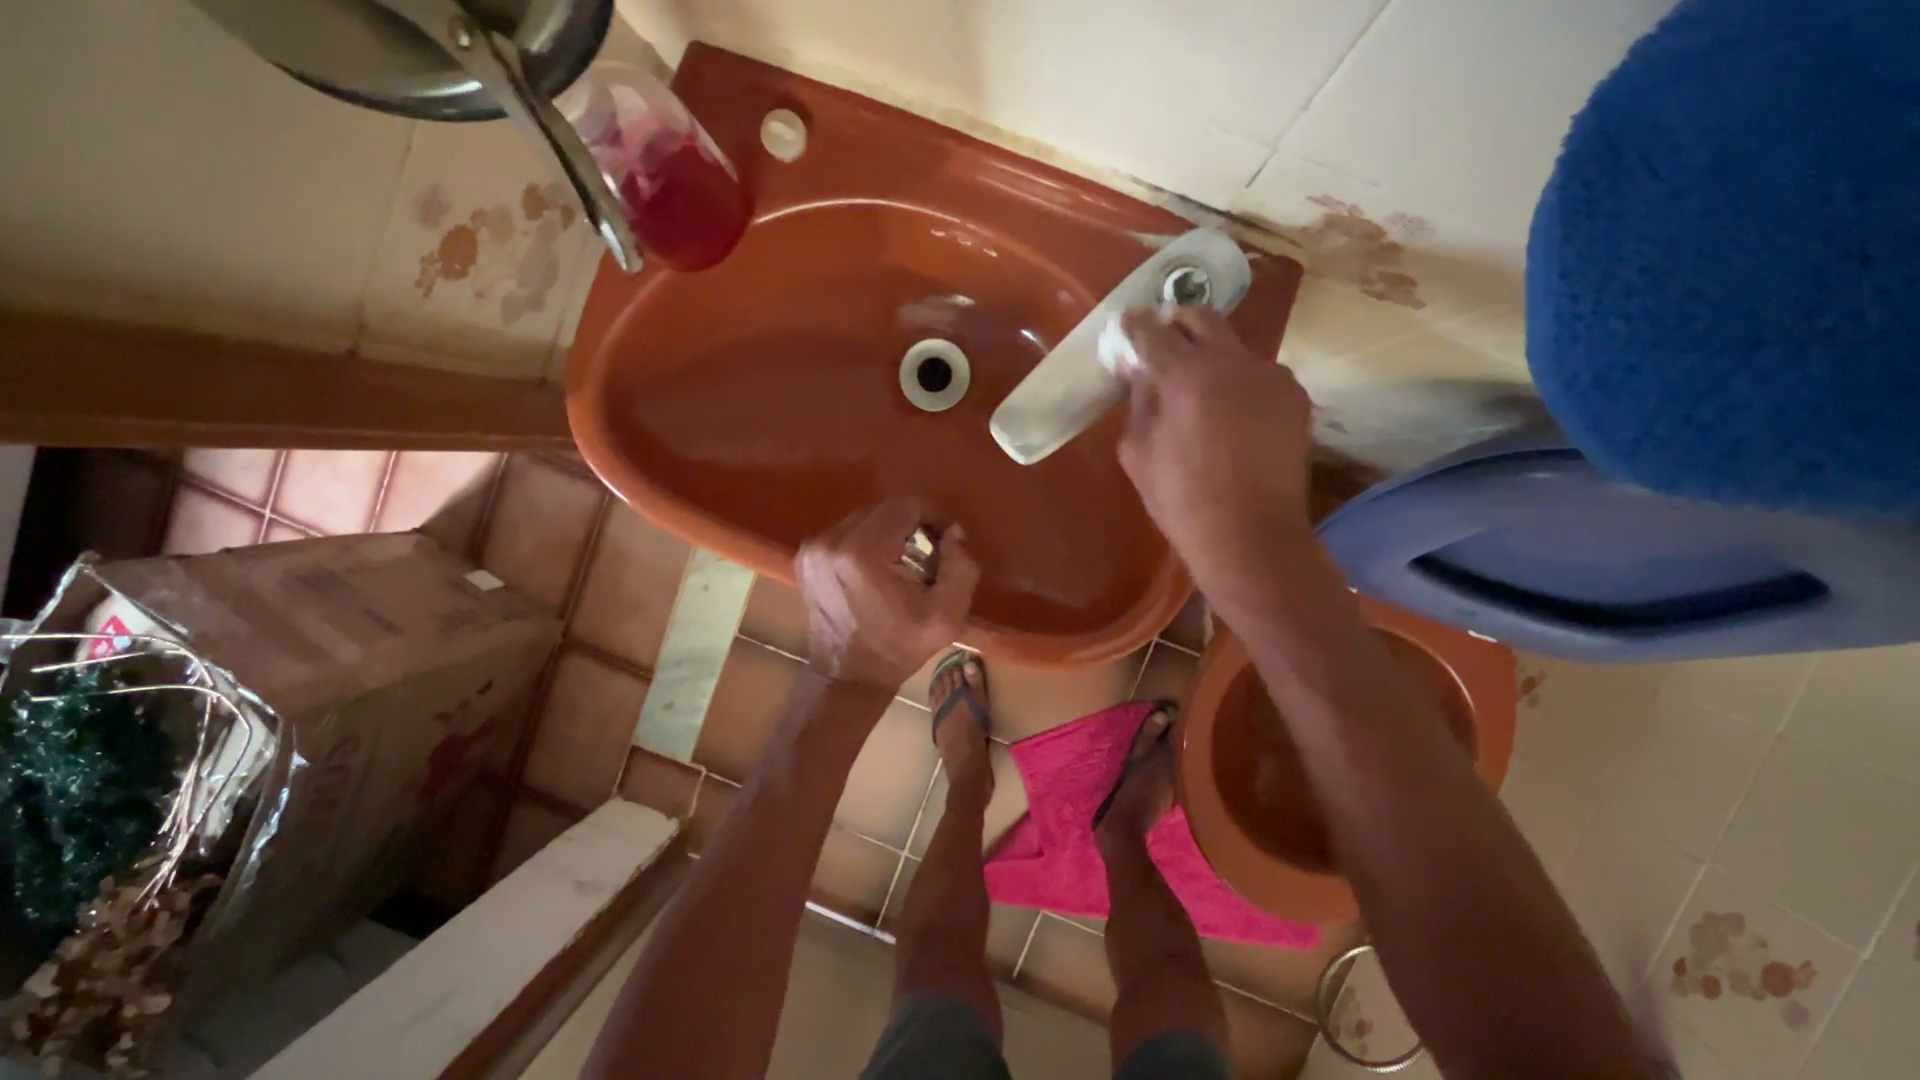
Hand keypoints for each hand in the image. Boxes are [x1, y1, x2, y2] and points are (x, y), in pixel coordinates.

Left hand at [794, 499, 981, 691]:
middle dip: (911, 528)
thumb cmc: (898, 648)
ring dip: (888, 535)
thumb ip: (960, 567)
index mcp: (862, 552)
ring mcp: (813, 548)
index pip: (906, 507)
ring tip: (902, 567)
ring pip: (865, 520)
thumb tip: (952, 533)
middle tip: (927, 558)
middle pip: (884, 510)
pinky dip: (865, 544)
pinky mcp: (805, 557)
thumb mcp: (947, 615)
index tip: (945, 545)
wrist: (847, 677)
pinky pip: (845, 533)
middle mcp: (831, 541)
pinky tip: (876, 573)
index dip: (933, 519)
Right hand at [1116, 305, 1314, 590]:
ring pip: (1233, 348)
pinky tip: (1231, 415)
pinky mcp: (1295, 397)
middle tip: (1161, 340)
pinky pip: (1259, 376)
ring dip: (1211, 357)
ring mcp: (1271, 376)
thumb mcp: (1137, 451)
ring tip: (1199, 388)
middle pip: (1201, 318)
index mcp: (1186, 375)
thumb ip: (1138, 401)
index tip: (1125, 327)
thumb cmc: (1182, 500)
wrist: (1251, 536)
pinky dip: (1239, 384)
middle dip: (1176, 322)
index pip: (1151, 331)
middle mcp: (1233, 362)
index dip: (1133, 327)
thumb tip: (1141, 372)